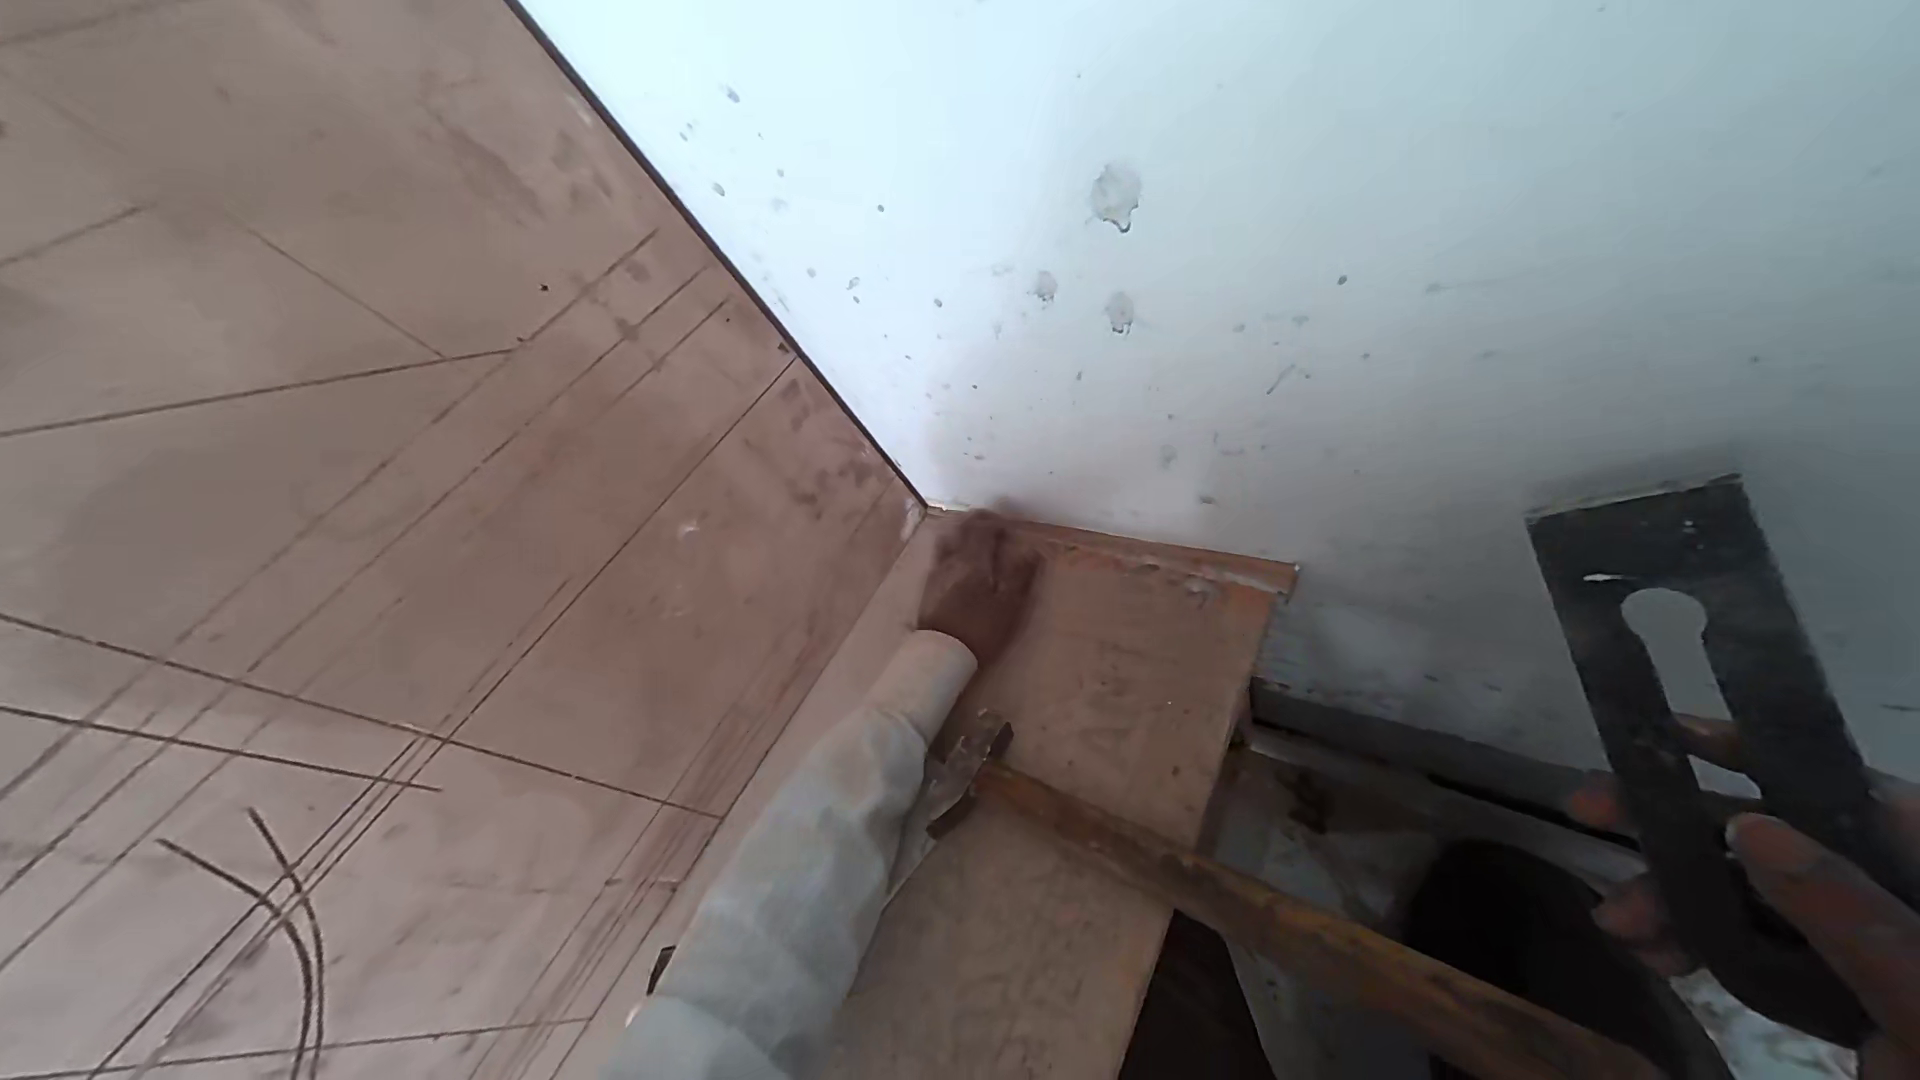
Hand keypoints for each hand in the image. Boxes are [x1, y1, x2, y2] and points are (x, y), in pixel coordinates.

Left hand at [917, 511, 1041, 669]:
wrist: (941, 654)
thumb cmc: (980, 630)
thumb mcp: (1008, 606)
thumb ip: (1019, 575)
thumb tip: (1032, 550)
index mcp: (971, 561)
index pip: (982, 530)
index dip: (996, 523)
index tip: (1009, 526)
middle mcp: (950, 560)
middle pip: (961, 529)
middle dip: (977, 522)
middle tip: (993, 524)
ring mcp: (935, 572)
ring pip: (947, 540)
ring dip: (961, 532)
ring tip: (974, 536)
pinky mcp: (927, 586)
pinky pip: (939, 555)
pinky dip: (951, 547)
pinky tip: (957, 559)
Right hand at [1567, 715, 1919, 1075]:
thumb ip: (1858, 920)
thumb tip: (1750, 825)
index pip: (1855, 794)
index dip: (1759, 753)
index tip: (1669, 734)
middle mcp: (1894, 899)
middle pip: (1769, 836)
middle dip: (1669, 828)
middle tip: (1584, 811)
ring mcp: (1861, 944)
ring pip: (1740, 889)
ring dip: (1665, 897)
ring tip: (1616, 923)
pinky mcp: (1831, 984)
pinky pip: (1743, 941)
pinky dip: (1688, 941)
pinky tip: (1652, 955)